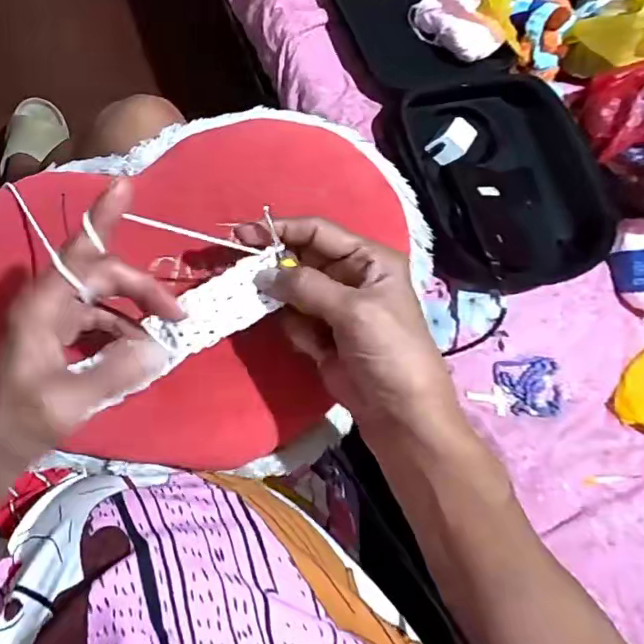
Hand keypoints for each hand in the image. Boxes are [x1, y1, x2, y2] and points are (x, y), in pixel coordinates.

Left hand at [0, 178, 183, 483]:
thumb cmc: (24, 421)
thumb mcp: (72, 401)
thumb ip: (116, 371)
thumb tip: (160, 346)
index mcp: (41, 307)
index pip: (77, 254)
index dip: (102, 218)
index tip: (124, 185)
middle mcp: (45, 302)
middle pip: (99, 274)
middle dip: (139, 286)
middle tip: (176, 311)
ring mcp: (50, 317)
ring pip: (100, 295)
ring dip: (133, 307)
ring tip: (167, 326)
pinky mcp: (56, 333)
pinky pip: (95, 317)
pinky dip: (120, 326)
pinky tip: (141, 344)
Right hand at [238, 217, 462, 442]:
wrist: (401, 413)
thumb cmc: (390, 351)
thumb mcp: (353, 311)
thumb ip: (306, 286)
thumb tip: (261, 275)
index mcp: (368, 260)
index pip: (317, 231)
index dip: (280, 230)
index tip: (243, 234)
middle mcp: (350, 276)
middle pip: (298, 258)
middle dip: (274, 266)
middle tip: (243, 271)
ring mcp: (333, 306)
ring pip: (289, 289)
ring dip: (283, 303)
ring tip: (301, 325)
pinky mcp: (319, 332)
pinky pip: (291, 317)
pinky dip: (294, 329)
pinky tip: (315, 348)